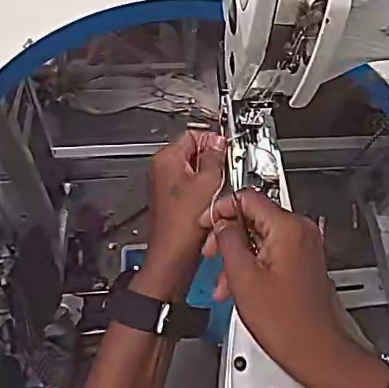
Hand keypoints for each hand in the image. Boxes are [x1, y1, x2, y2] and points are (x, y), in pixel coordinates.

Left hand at [144, 130, 224, 270]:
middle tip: (224, 173)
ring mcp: (166, 184)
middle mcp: (162, 169)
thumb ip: (215, 157)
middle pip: (195, 152)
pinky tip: (211, 202)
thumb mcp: (208, 182)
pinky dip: (205, 191)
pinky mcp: (173, 199)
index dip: (213, 141)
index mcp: (166, 159)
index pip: (194, 134)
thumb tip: (218, 142)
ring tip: (216, 191)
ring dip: (210, 178)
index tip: (226, 151)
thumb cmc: (182, 224)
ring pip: (196, 170)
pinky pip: (193, 186)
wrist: (174, 254)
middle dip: (212, 162)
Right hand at [202, 190, 385, 387]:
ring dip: (238, 255)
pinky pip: (271, 251)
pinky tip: (239, 285)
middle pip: (254, 216)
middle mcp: (300, 231)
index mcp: (287, 227)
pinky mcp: (303, 261)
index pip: (248, 197)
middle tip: (211, 253)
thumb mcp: (243, 277)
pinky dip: (252, 264)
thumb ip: (228, 241)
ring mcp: (304, 245)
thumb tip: (221, 223)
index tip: (206, 221)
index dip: (221, 207)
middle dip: (228, 236)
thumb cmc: (287, 322)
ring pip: (260, 237)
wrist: (314, 348)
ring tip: (224, 281)